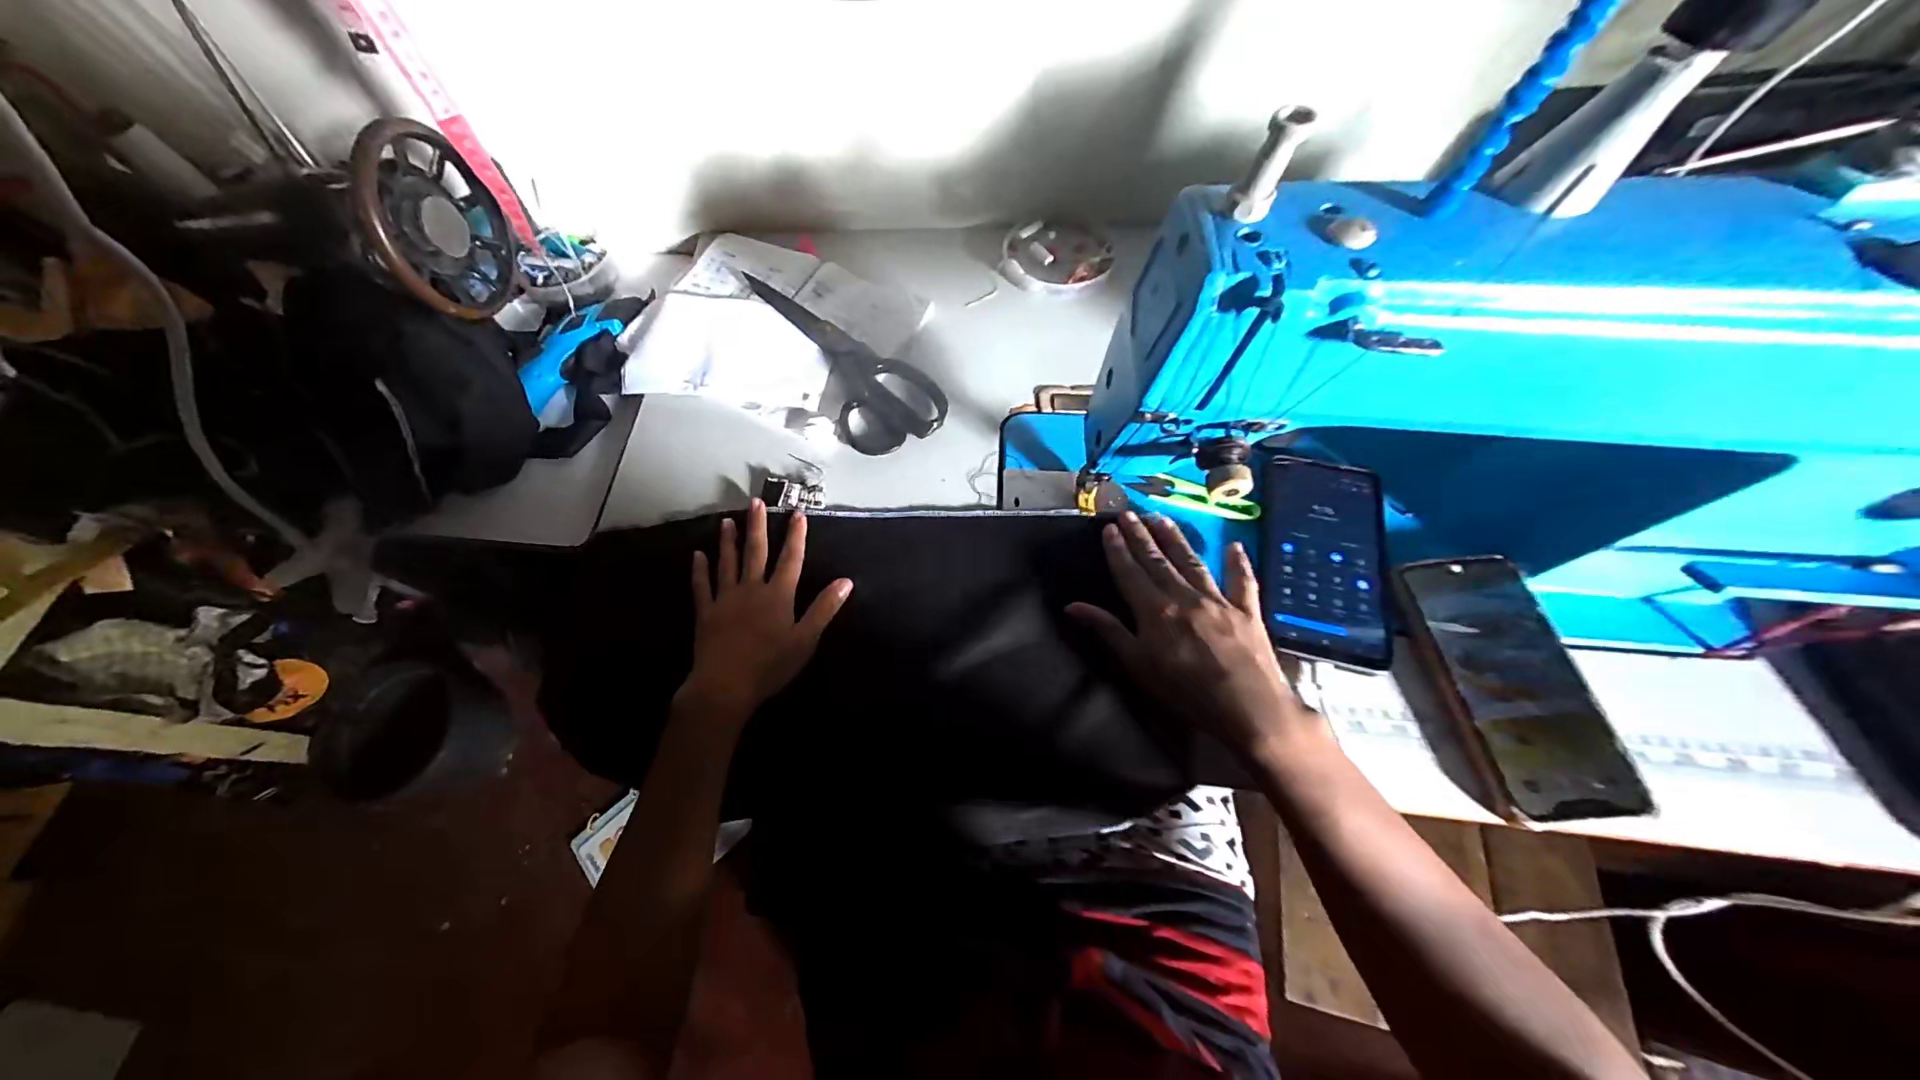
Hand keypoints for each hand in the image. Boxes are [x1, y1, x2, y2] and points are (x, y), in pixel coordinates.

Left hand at [682, 499, 852, 719]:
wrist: (725, 686)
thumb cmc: (770, 665)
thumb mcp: (806, 640)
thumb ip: (824, 609)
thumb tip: (846, 581)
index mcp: (778, 596)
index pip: (791, 559)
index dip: (796, 536)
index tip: (798, 514)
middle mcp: (751, 589)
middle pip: (756, 552)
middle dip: (758, 526)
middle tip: (756, 502)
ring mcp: (725, 599)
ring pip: (727, 563)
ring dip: (727, 541)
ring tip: (726, 520)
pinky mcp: (706, 613)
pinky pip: (701, 586)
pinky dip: (699, 570)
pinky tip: (697, 555)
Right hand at [1067, 512, 1325, 764]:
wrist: (1248, 707)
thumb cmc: (1186, 692)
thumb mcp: (1138, 666)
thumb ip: (1108, 631)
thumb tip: (1072, 606)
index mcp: (1154, 610)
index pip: (1130, 573)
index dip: (1118, 550)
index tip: (1109, 528)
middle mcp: (1184, 596)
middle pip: (1158, 561)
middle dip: (1141, 536)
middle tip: (1129, 513)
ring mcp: (1218, 600)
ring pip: (1192, 562)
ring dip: (1175, 539)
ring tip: (1162, 519)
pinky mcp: (1247, 610)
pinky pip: (1241, 581)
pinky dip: (1237, 563)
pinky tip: (1234, 546)